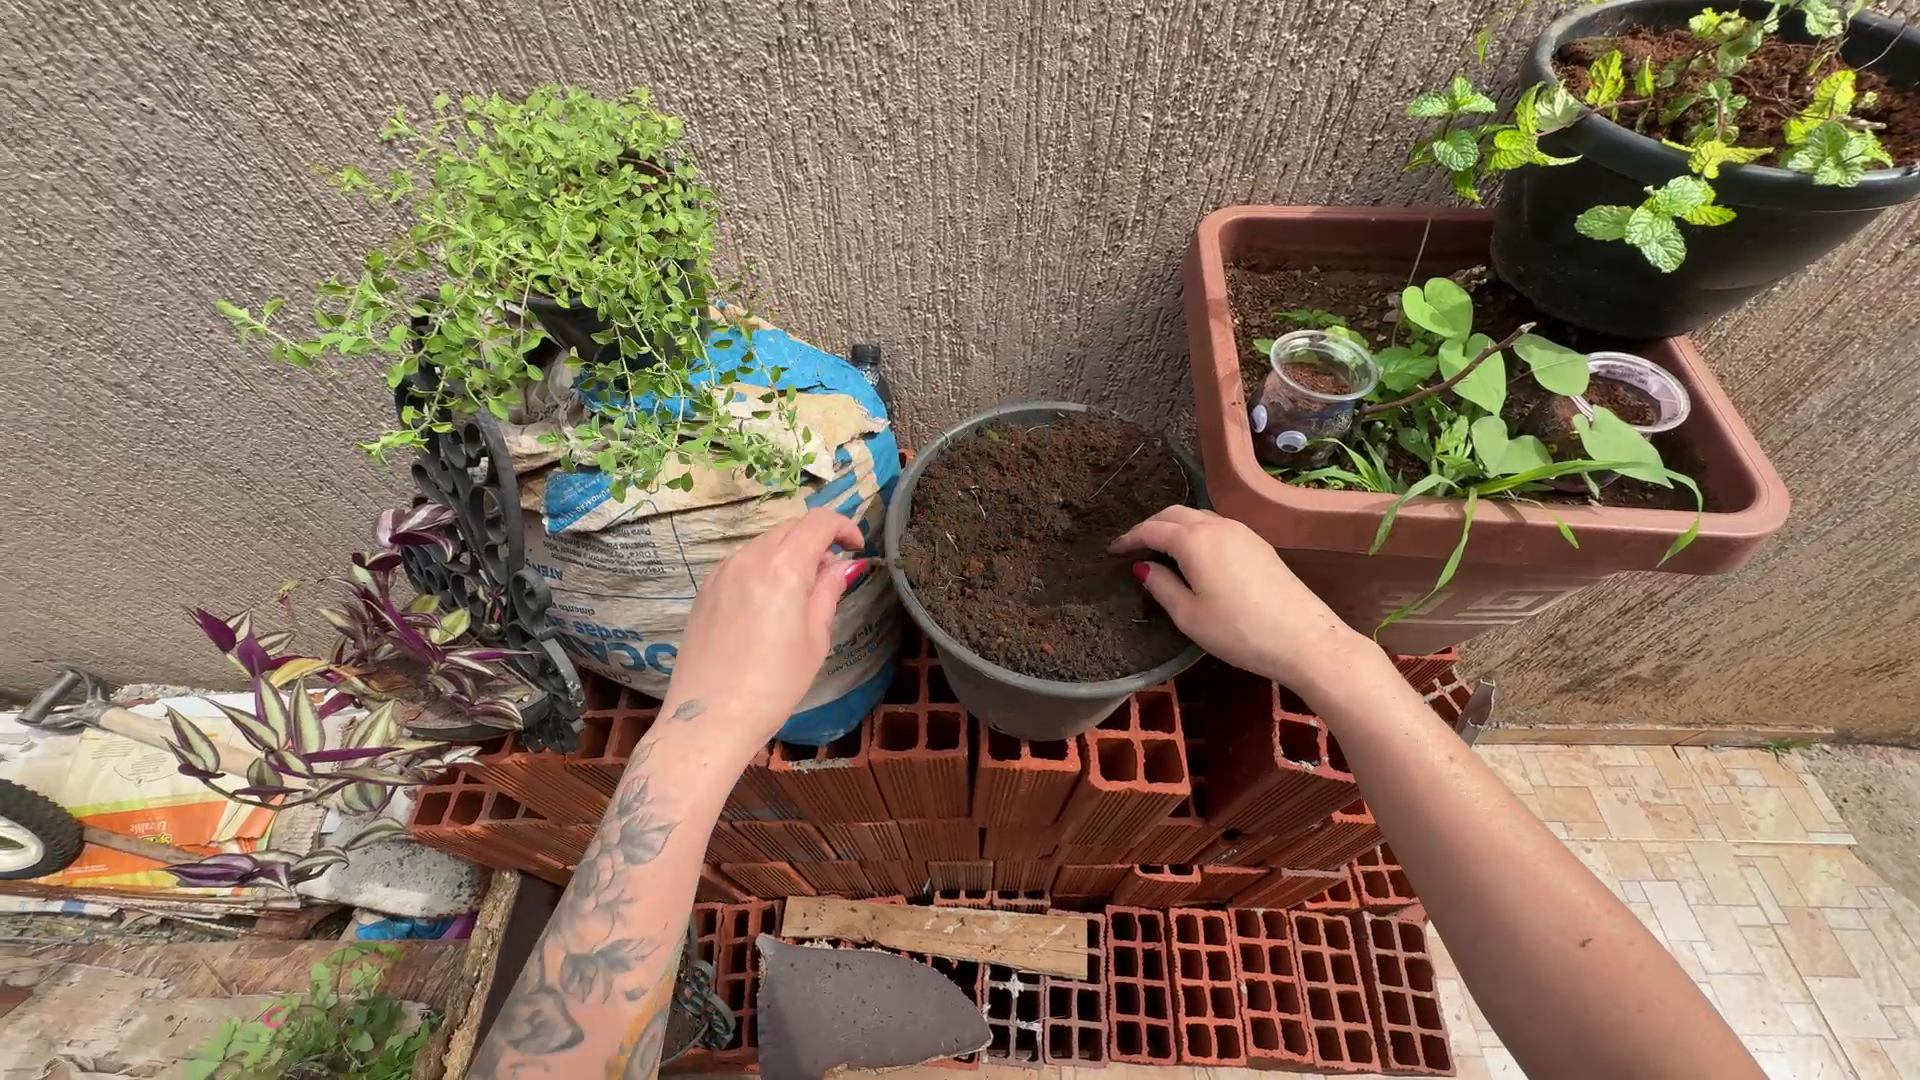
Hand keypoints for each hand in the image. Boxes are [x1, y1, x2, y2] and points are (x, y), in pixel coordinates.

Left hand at [663, 507, 867, 743]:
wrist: (711, 718)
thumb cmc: (775, 683)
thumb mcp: (815, 638)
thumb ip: (829, 592)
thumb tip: (845, 566)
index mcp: (783, 567)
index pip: (818, 522)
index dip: (844, 527)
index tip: (857, 548)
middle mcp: (749, 558)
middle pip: (790, 528)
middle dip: (817, 540)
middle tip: (834, 573)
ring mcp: (722, 573)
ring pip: (764, 544)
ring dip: (789, 553)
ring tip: (802, 591)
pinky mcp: (706, 591)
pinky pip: (742, 563)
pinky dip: (764, 568)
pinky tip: (770, 603)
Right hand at [1109, 506, 1377, 691]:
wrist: (1305, 640)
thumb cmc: (1238, 631)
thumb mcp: (1189, 615)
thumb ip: (1161, 585)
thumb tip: (1143, 566)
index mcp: (1194, 540)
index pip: (1152, 529)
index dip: (1129, 538)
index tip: (1112, 551)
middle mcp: (1218, 526)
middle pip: (1175, 514)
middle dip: (1150, 526)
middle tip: (1133, 546)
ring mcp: (1243, 532)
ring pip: (1198, 517)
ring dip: (1174, 527)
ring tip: (1160, 549)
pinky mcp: (1259, 544)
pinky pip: (1217, 527)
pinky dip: (1196, 533)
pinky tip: (1194, 555)